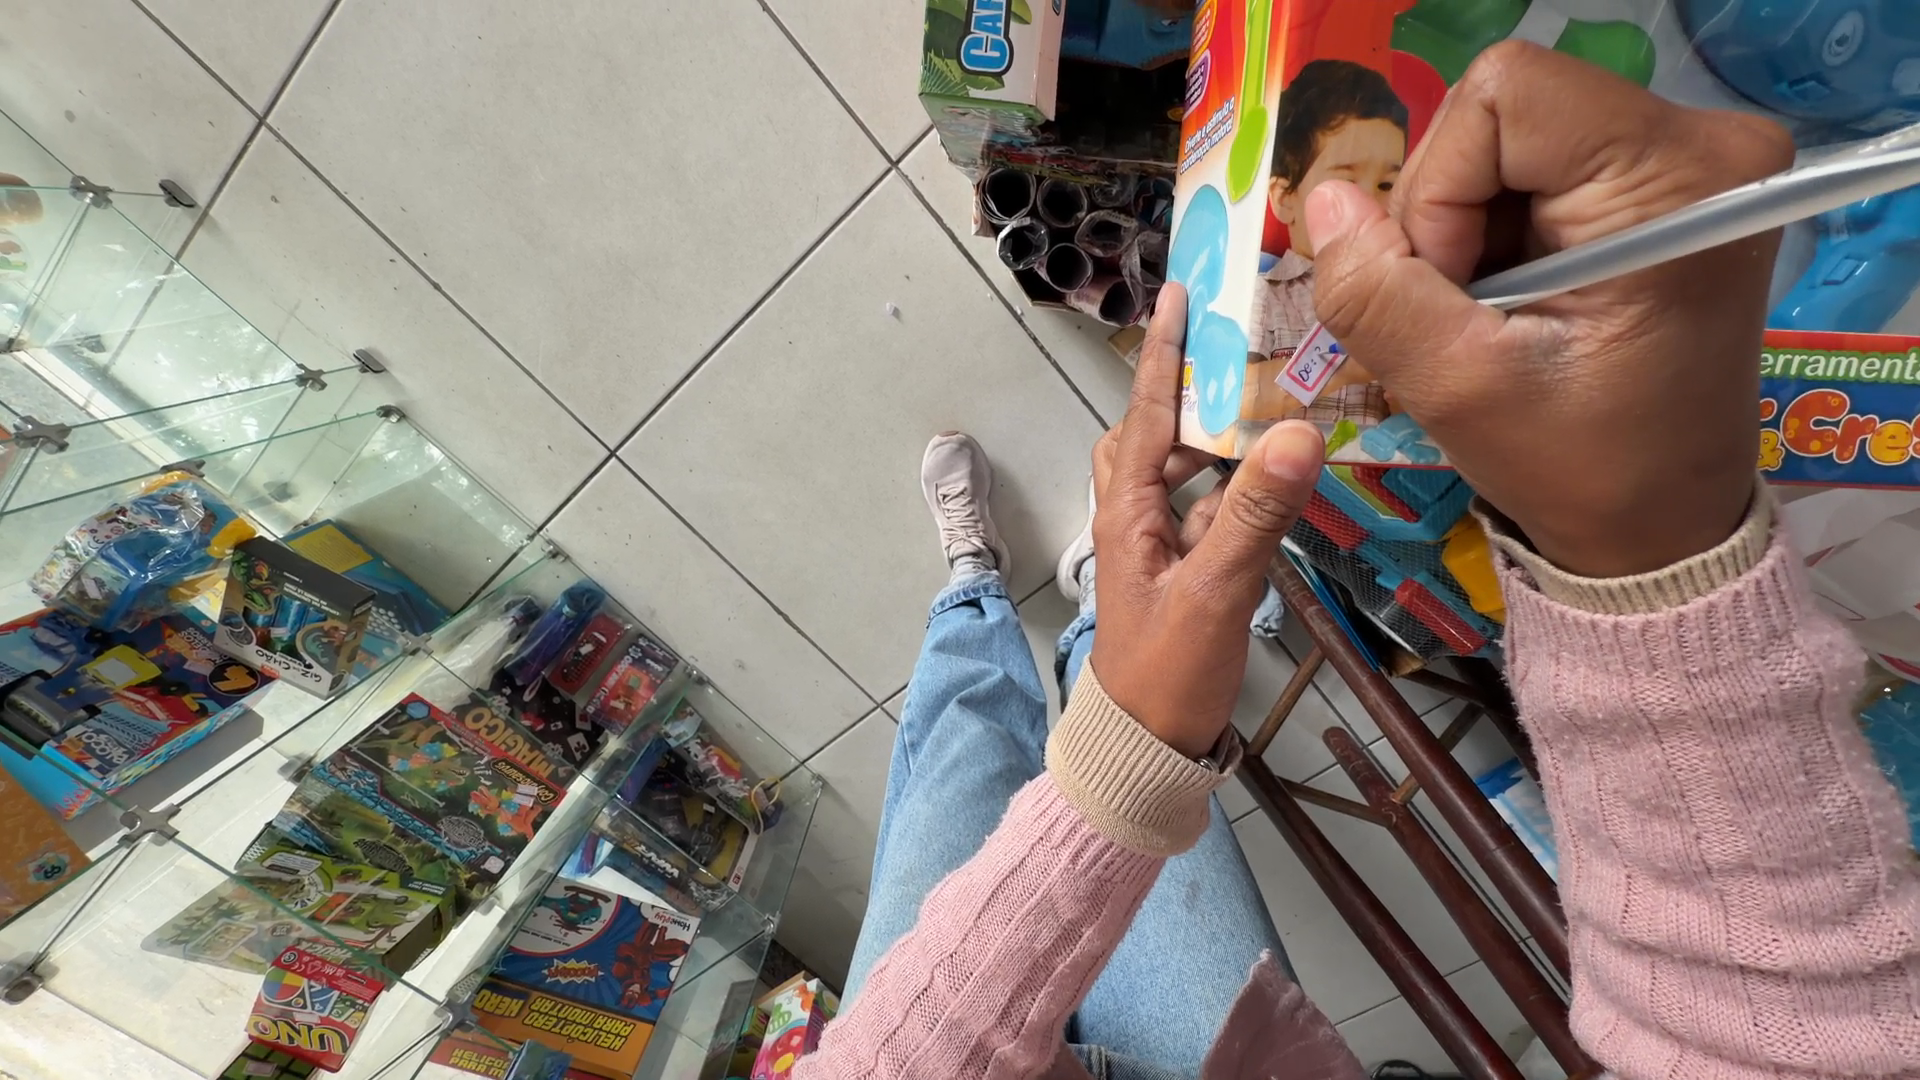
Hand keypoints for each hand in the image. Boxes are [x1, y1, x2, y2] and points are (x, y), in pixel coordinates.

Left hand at [1088, 285, 1324, 756]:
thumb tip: (1296, 433)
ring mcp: (1158, 544)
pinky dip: (1235, 492)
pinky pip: (1207, 512)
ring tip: (1270, 407)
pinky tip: (1274, 483)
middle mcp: (1135, 517)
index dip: (1160, 355)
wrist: (1148, 743)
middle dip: (1190, 392)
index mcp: (1126, 511)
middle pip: (1154, 435)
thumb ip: (1254, 516)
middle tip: (1243, 352)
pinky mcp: (1183, 569)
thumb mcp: (1214, 591)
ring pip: (1183, 474)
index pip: (1143, 415)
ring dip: (1217, 442)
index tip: (1175, 296)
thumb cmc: (1167, 671)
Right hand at [1307, 42, 1794, 577]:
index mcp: (1670, 178)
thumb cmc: (1571, 462)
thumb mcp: (1454, 387)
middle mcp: (1689, 143)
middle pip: (1488, 124)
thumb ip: (1376, 293)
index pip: (1500, 98)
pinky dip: (1470, 248)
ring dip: (1447, 242)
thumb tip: (1324, 199)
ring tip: (1476, 320)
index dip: (1436, 194)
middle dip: (1437, 224)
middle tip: (1459, 316)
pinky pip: (1507, 184)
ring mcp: (1667, 165)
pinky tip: (1491, 308)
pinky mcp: (1638, 193)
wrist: (1650, 513)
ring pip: (1485, 155)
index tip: (1451, 291)